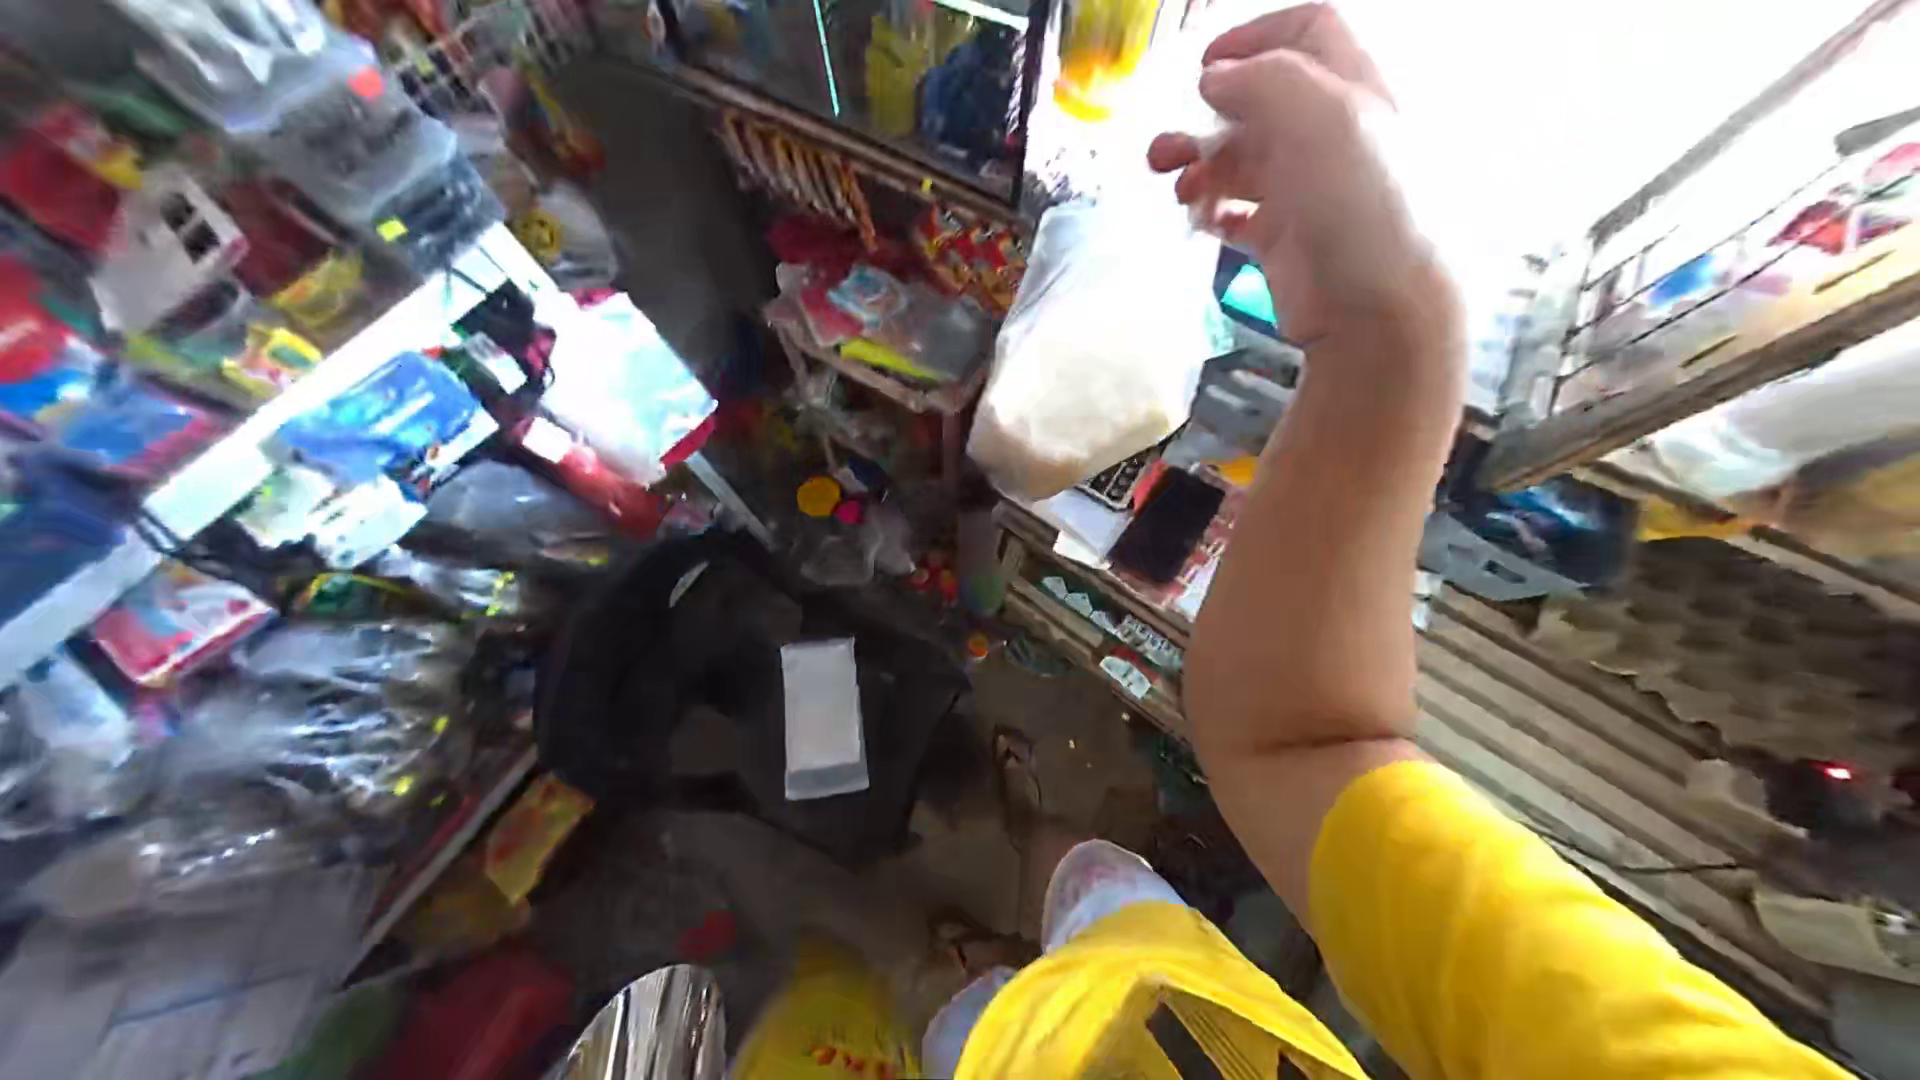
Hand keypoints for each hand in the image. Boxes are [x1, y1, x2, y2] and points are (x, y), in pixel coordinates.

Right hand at [1148, 4, 1454, 344]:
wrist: (1376, 308)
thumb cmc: (1360, 205)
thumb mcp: (1323, 119)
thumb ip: (1265, 82)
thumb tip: (1212, 78)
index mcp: (1352, 89)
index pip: (1306, 33)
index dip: (1254, 37)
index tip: (1202, 64)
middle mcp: (1329, 135)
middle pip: (1257, 107)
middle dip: (1206, 120)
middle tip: (1164, 149)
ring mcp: (1305, 191)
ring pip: (1240, 164)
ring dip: (1200, 169)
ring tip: (1177, 191)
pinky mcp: (1284, 240)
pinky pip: (1238, 215)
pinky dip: (1213, 212)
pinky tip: (1200, 221)